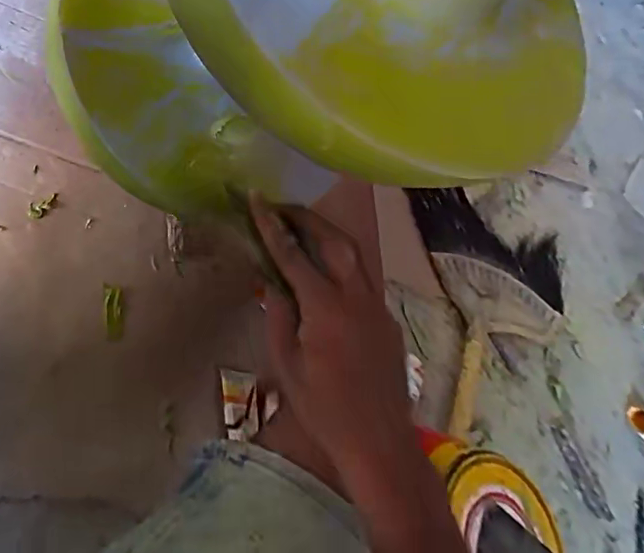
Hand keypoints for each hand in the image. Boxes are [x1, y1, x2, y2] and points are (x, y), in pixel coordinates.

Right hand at [253, 201, 467, 552]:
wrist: (380, 445)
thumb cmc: (322, 407)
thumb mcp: (285, 361)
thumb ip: (277, 314)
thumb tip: (271, 281)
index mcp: (325, 308)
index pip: (292, 253)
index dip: (271, 223)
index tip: (255, 197)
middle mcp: (357, 300)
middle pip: (336, 241)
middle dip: (307, 217)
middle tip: (281, 206)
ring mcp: (378, 310)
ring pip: (356, 256)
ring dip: (328, 235)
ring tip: (301, 227)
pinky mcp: (388, 323)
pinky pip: (363, 280)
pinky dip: (341, 263)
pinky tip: (324, 273)